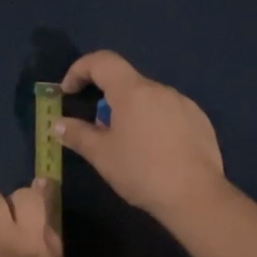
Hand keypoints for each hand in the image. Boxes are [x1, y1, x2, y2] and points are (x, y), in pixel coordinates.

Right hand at [54, 50, 226, 217]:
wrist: (195, 195)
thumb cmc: (141, 171)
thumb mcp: (101, 155)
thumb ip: (77, 134)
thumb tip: (57, 124)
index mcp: (132, 91)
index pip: (102, 61)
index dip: (79, 69)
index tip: (67, 92)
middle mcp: (160, 89)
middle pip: (126, 83)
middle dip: (106, 100)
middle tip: (98, 131)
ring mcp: (184, 103)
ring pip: (148, 100)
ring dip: (131, 113)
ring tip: (129, 146)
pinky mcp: (199, 120)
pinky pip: (168, 113)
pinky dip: (154, 124)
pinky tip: (156, 152)